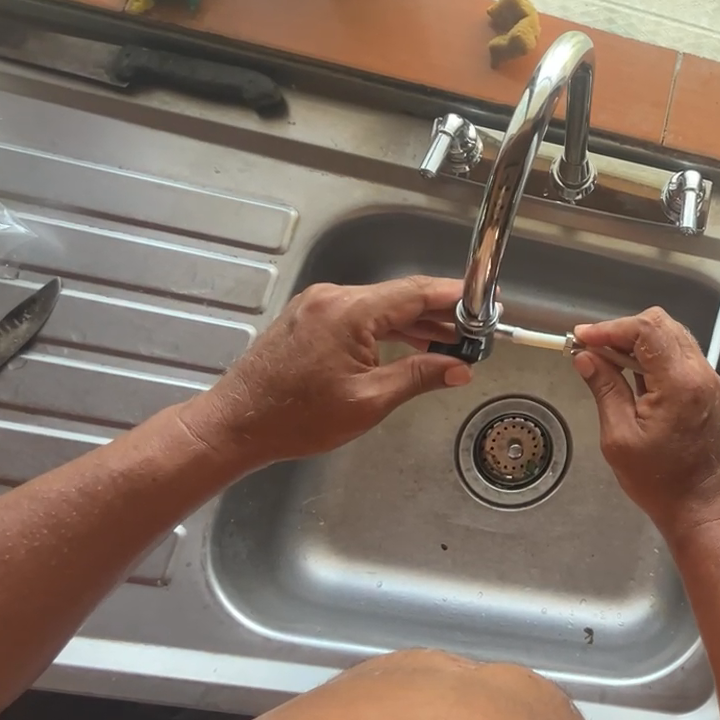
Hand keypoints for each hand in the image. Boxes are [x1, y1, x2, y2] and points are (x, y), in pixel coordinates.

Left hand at [180, 277, 472, 466]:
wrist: (233, 426)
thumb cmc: (298, 418)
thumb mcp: (370, 400)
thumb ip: (420, 376)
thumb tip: (460, 368)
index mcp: (350, 311)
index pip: (416, 292)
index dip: (456, 296)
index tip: (486, 302)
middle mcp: (333, 298)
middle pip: (401, 296)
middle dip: (441, 312)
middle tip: (476, 329)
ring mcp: (319, 305)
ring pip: (383, 306)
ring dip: (417, 322)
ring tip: (452, 340)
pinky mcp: (310, 318)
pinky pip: (362, 315)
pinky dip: (391, 327)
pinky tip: (414, 343)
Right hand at [572, 308, 719, 539]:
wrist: (699, 504)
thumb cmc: (657, 480)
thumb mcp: (619, 437)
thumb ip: (605, 389)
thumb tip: (585, 357)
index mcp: (679, 383)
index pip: (647, 331)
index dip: (611, 328)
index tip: (582, 338)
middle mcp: (700, 373)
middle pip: (662, 325)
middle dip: (624, 329)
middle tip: (593, 348)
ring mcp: (708, 379)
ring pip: (672, 335)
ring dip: (638, 339)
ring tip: (607, 358)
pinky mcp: (708, 388)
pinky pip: (680, 354)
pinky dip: (653, 353)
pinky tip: (630, 370)